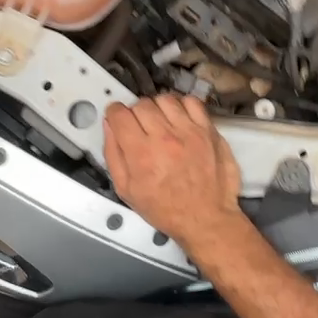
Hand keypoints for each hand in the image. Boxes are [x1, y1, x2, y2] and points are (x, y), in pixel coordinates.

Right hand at [104, 95, 247, 252]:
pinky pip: (192, 102)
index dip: (114, 114)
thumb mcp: (126, 190)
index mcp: (141, 153)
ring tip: (160, 122)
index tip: (118, 119)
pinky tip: (179, 119)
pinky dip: (182, 105)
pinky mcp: (208, 130)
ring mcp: (189, 131)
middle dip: (135, 113)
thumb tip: (110, 126)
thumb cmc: (166, 209)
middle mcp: (164, 137)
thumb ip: (113, 154)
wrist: (205, 218)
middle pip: (141, 104)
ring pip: (165, 99)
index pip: (119, 113)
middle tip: (140, 127)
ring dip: (158, 108)